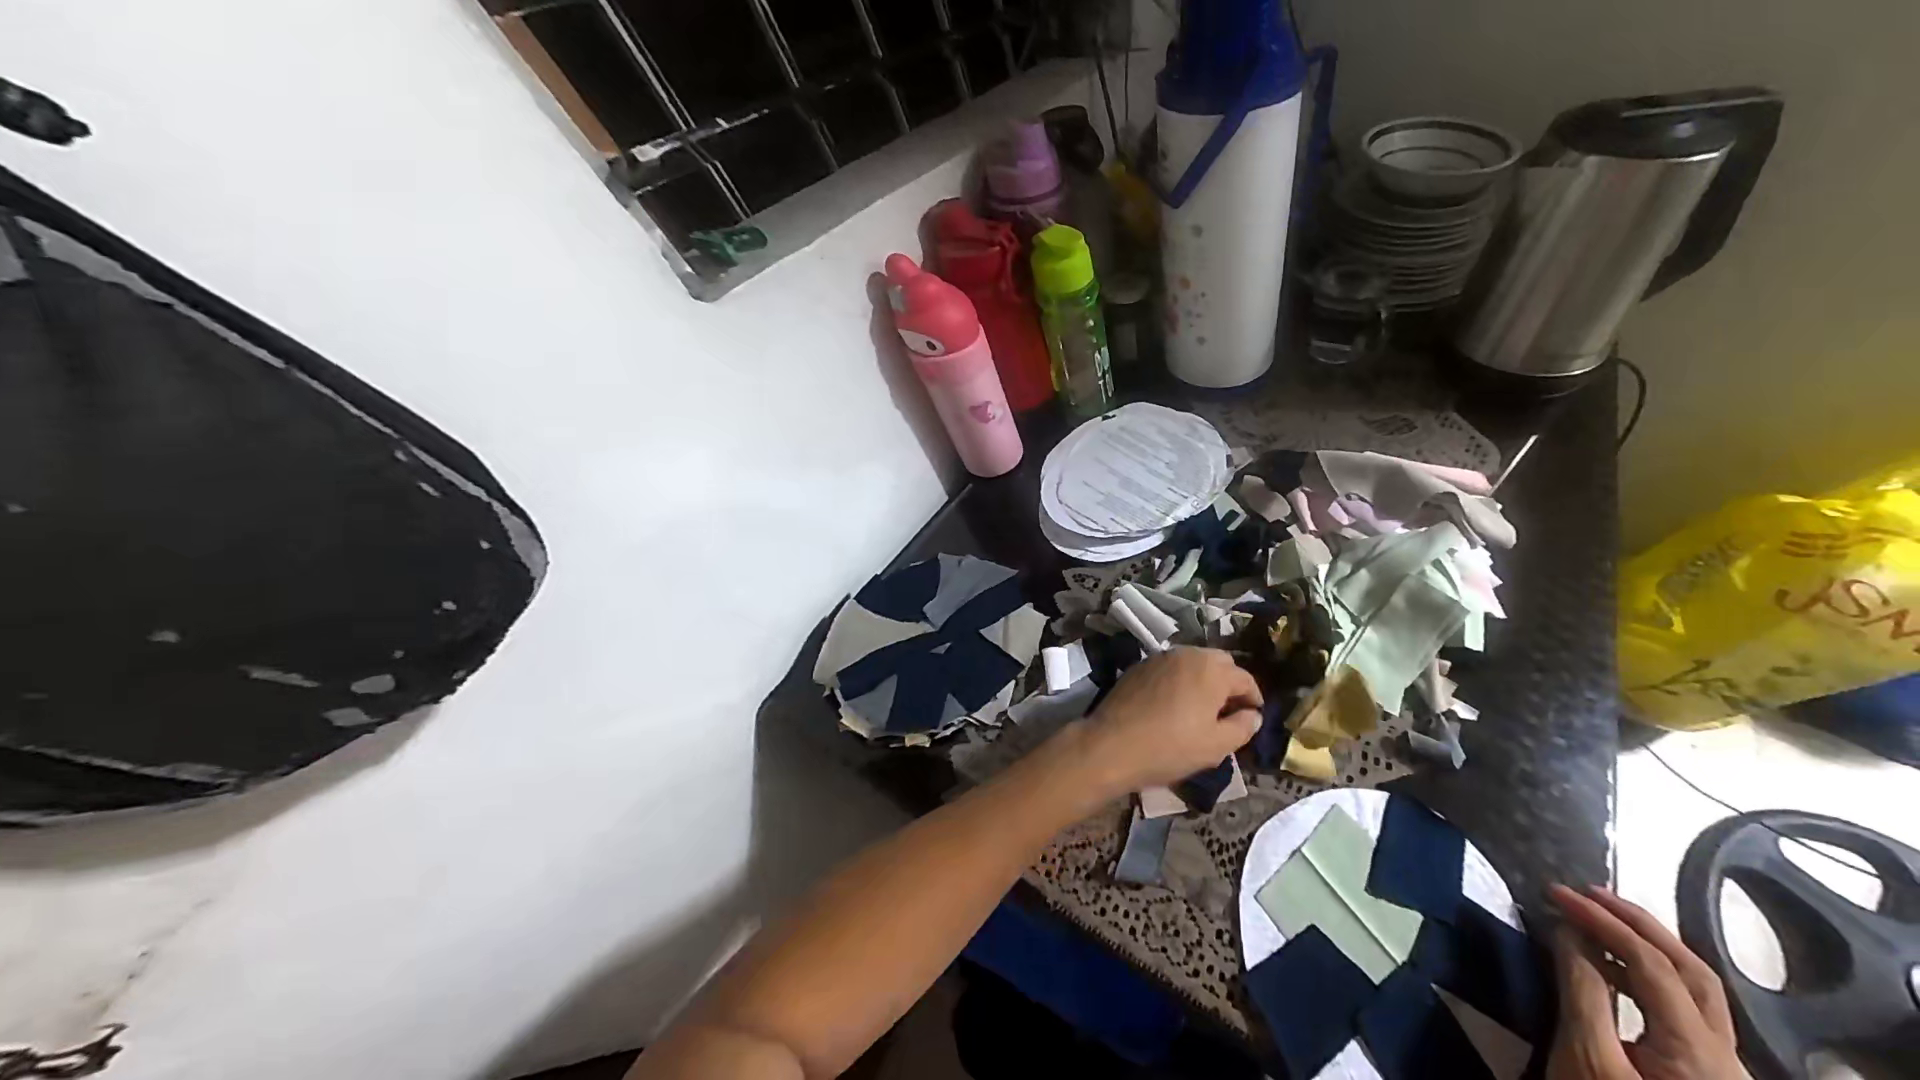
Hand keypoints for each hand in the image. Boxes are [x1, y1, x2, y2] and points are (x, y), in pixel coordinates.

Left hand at [1076, 647, 1262, 794]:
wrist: (1111, 745)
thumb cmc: (1170, 747)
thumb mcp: (1216, 745)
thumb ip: (1243, 727)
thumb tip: (1253, 715)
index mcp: (1212, 669)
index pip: (1245, 679)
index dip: (1253, 699)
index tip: (1252, 717)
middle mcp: (1187, 654)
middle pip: (1219, 663)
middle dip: (1228, 683)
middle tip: (1228, 712)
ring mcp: (1160, 657)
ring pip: (1193, 662)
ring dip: (1203, 680)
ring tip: (1202, 709)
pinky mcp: (1139, 666)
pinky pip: (1170, 668)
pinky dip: (1180, 680)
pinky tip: (1175, 704)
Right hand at [1546, 884, 1744, 1079]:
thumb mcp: (1585, 1056)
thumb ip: (1582, 989)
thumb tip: (1571, 929)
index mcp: (1701, 1053)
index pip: (1651, 964)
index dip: (1602, 921)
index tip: (1553, 892)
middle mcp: (1727, 1058)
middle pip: (1693, 972)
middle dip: (1637, 924)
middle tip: (1585, 892)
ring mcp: (1721, 1069)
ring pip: (1697, 989)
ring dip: (1646, 944)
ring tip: (1597, 916)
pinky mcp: (1705, 1075)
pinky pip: (1686, 1007)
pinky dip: (1648, 972)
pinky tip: (1614, 965)